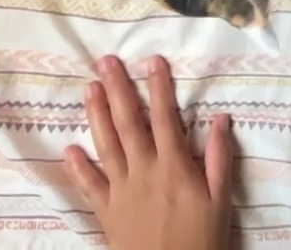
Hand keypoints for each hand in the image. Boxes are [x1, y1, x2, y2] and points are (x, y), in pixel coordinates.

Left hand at [65, 55, 235, 249]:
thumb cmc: (201, 241)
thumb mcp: (221, 200)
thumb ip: (219, 158)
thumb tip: (220, 119)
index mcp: (174, 166)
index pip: (164, 117)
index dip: (158, 87)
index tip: (152, 60)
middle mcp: (144, 172)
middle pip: (128, 123)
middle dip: (118, 90)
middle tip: (106, 62)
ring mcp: (122, 192)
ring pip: (106, 146)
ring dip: (96, 115)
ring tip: (89, 88)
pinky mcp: (107, 213)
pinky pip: (90, 187)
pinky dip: (78, 168)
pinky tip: (69, 149)